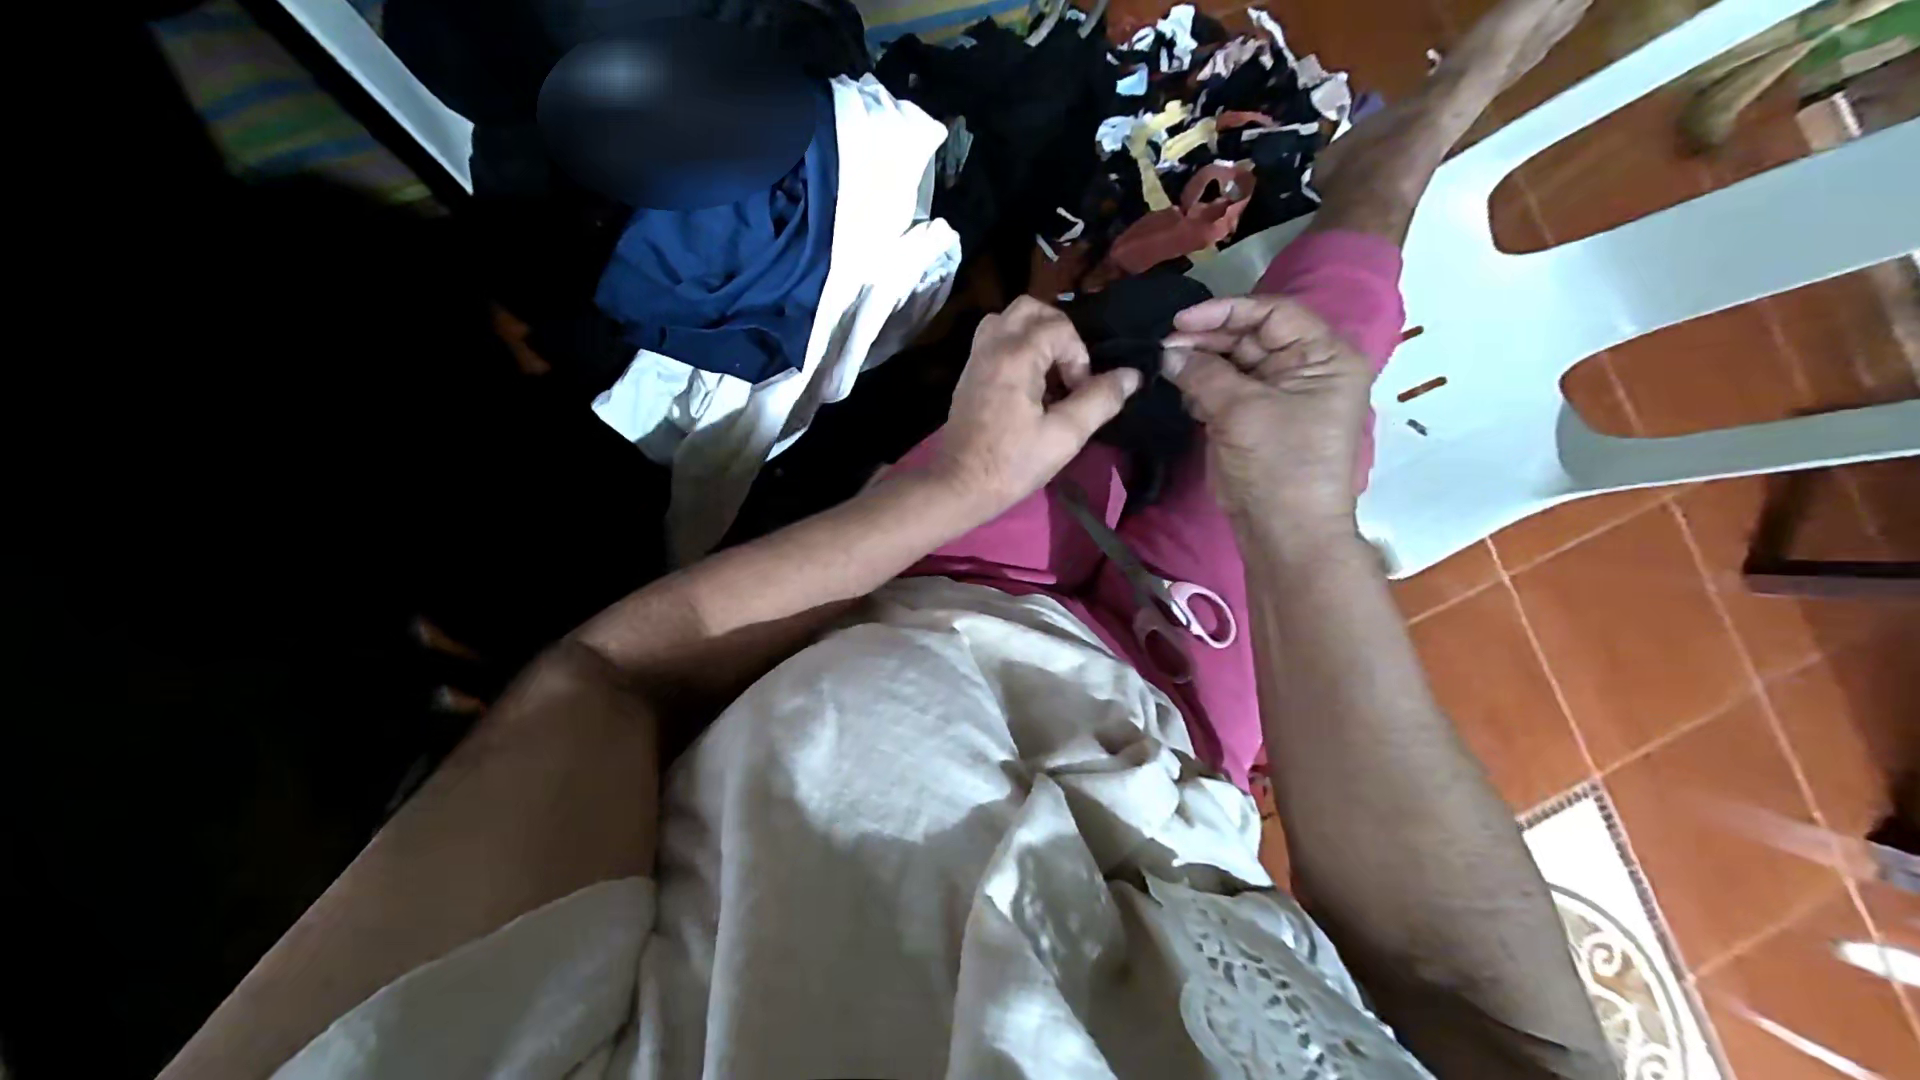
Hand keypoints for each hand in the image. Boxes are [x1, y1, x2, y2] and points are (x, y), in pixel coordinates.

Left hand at [928, 297, 1140, 514]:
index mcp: (1015, 355)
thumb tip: (1131, 375)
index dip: (1079, 356)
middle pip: (1030, 309)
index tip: (1078, 392)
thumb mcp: (1065, 436)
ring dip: (1034, 335)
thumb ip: (1100, 400)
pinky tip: (1027, 383)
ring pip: (1007, 320)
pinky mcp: (968, 374)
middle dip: (1058, 331)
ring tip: (1048, 371)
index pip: (1060, 327)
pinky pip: (994, 339)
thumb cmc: (1012, 464)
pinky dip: (1016, 347)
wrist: (959, 486)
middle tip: (1067, 369)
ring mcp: (975, 358)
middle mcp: (991, 346)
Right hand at [1161, 295, 1374, 529]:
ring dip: (1199, 364)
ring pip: (1233, 364)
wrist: (1283, 530)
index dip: (1225, 312)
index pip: (1273, 314)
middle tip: (1163, 349)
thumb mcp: (1241, 411)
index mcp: (1323, 357)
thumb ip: (1203, 374)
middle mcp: (1305, 369)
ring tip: (1164, 367)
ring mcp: (1278, 395)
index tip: (1179, 322)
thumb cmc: (1277, 464)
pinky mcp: (1254, 419)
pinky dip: (1201, 387)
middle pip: (1251, 337)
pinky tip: (1177, 388)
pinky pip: (1225, 390)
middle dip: (1207, 341)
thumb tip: (1166, 354)